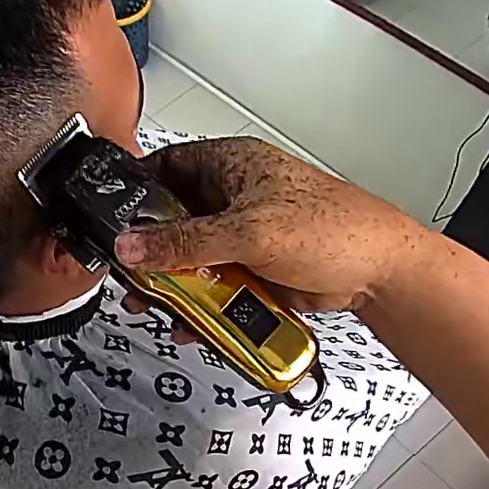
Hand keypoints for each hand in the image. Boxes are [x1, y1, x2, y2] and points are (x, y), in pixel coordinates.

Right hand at [116, 137, 431, 312]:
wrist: (376, 273)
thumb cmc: (332, 230)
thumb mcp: (249, 231)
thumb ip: (187, 241)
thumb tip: (133, 246)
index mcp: (231, 166)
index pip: (167, 168)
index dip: (137, 193)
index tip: (113, 222)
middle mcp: (232, 198)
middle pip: (173, 222)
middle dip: (151, 253)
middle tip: (132, 278)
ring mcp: (241, 236)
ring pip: (192, 259)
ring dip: (174, 284)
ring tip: (155, 306)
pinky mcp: (251, 269)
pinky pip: (213, 285)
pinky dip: (201, 303)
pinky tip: (191, 322)